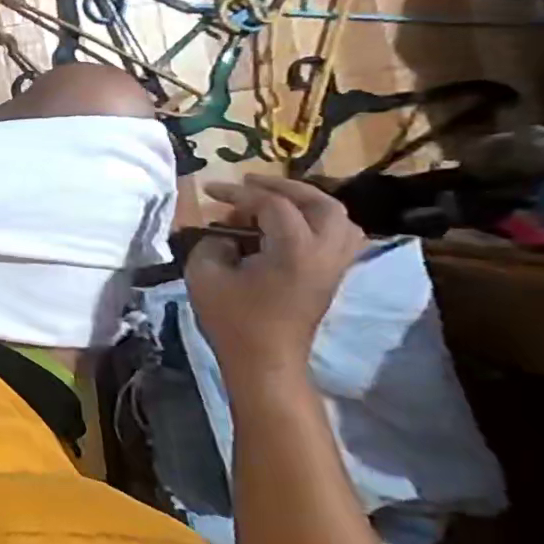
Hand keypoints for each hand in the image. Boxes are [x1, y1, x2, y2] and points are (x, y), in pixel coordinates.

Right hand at [184, 175, 365, 385]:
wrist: (265, 360)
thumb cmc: (232, 318)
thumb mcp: (205, 273)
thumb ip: (213, 242)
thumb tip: (228, 235)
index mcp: (295, 249)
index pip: (272, 204)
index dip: (238, 192)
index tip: (209, 190)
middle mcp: (325, 252)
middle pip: (321, 203)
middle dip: (284, 187)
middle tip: (250, 182)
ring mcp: (334, 266)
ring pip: (338, 220)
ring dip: (307, 203)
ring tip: (273, 202)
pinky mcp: (332, 277)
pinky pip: (339, 238)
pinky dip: (318, 223)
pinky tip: (289, 227)